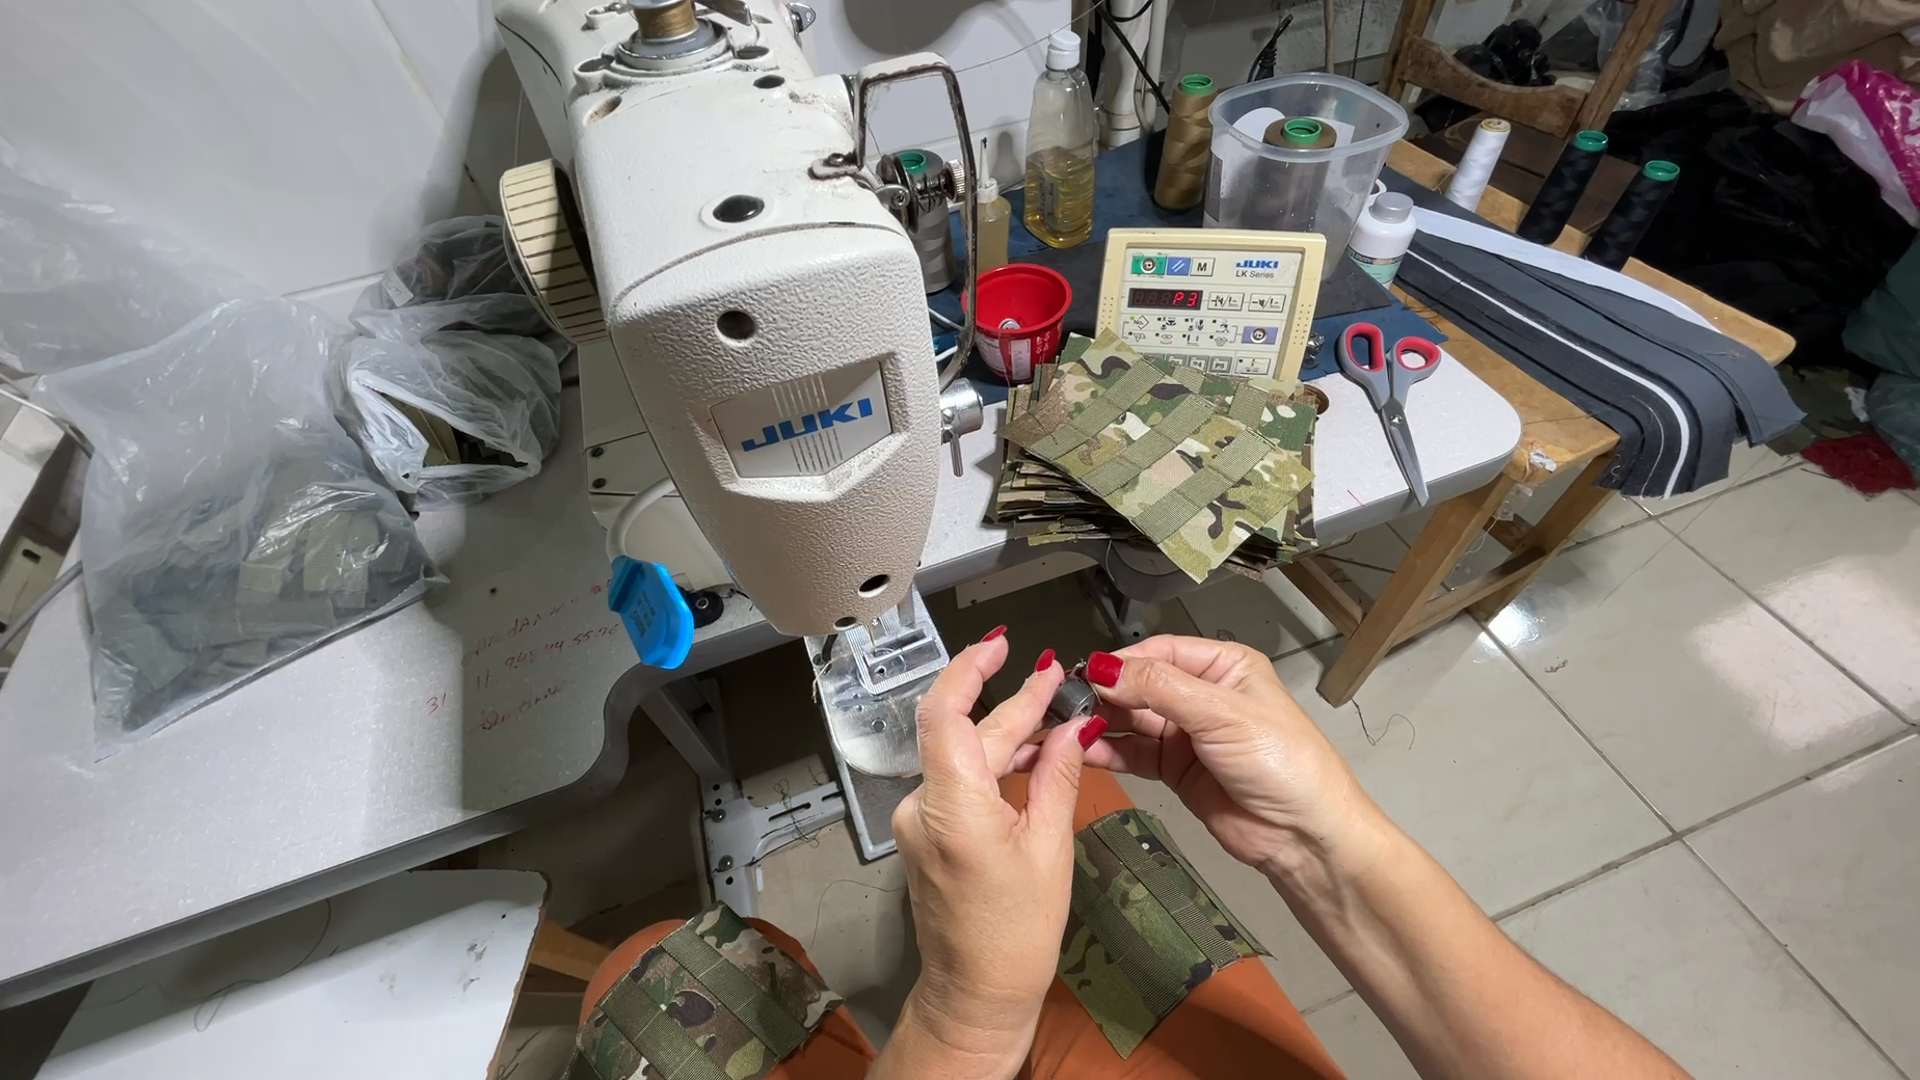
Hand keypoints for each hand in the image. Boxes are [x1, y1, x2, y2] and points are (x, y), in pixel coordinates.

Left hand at [879, 631, 1103, 1079]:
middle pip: (964, 732)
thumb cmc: (1017, 933)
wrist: (975, 994)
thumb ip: (1057, 775)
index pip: (945, 714)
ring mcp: (918, 815)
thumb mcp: (1049, 848)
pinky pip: (959, 775)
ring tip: (1052, 709)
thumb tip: (1075, 726)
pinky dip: (992, 759)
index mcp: (953, 808)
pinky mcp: (925, 826)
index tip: (1002, 643)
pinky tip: (1029, 749)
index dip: (969, 669)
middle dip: (1011, 703)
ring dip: (1004, 730)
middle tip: (1051, 675)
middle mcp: (922, 804)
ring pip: (962, 752)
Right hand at [1071, 636, 1385, 886]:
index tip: (1084, 675)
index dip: (1121, 663)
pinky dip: (1107, 751)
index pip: (1158, 653)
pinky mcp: (1173, 768)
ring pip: (1131, 718)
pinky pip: (1132, 752)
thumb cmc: (1279, 762)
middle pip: (1139, 685)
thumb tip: (1100, 668)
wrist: (1307, 840)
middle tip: (1064, 702)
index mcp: (1221, 665)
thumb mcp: (1221, 714)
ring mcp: (1184, 732)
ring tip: (1063, 726)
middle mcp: (1199, 693)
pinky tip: (1081, 750)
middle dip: (1104, 693)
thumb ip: (1158, 688)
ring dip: (1100, 722)